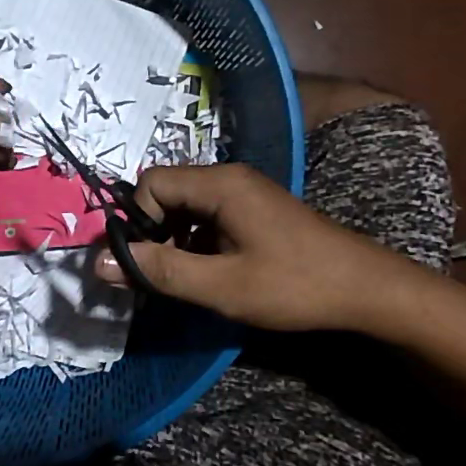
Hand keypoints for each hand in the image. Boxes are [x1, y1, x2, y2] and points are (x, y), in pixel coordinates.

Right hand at [93, 163, 435, 332]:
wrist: (365, 288)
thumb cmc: (294, 285)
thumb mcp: (221, 285)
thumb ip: (161, 270)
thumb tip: (101, 260)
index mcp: (220, 184)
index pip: (152, 183)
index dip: (138, 220)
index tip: (143, 262)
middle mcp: (231, 178)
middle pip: (169, 192)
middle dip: (155, 233)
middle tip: (162, 277)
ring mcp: (247, 192)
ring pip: (189, 207)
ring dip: (177, 241)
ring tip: (188, 281)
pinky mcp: (257, 210)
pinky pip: (211, 217)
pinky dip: (199, 242)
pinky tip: (212, 275)